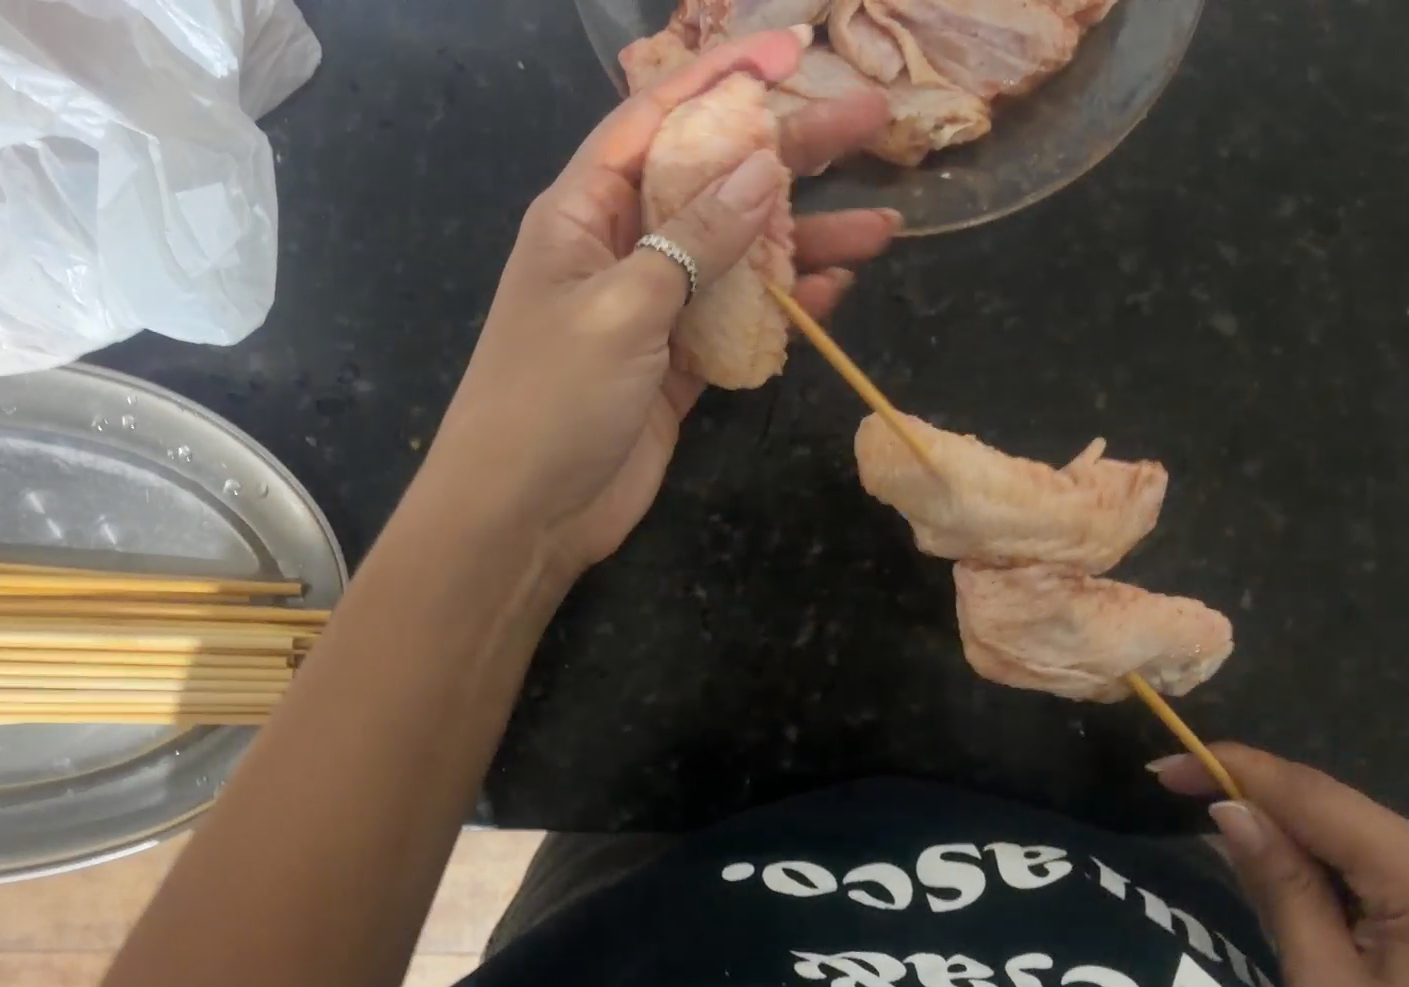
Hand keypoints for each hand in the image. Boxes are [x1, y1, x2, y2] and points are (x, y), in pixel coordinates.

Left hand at [420, 29, 896, 583]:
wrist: (524, 514)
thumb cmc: (551, 399)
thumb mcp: (621, 307)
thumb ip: (694, 240)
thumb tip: (764, 172)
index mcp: (583, 212)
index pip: (654, 119)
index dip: (722, 79)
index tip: (793, 51)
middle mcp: (619, 249)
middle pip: (709, 182)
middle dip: (786, 154)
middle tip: (868, 126)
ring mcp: (652, 310)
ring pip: (735, 256)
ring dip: (803, 241)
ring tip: (884, 226)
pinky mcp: (676, 365)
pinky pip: (737, 320)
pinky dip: (782, 308)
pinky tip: (836, 289)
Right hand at [1153, 745, 1408, 986]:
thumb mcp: (1321, 981)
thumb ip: (1279, 889)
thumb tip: (1228, 808)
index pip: (1311, 796)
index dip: (1234, 767)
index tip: (1167, 767)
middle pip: (1323, 796)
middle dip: (1246, 786)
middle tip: (1177, 786)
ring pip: (1334, 808)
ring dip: (1272, 811)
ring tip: (1225, 834)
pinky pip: (1353, 828)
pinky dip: (1303, 832)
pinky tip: (1276, 854)